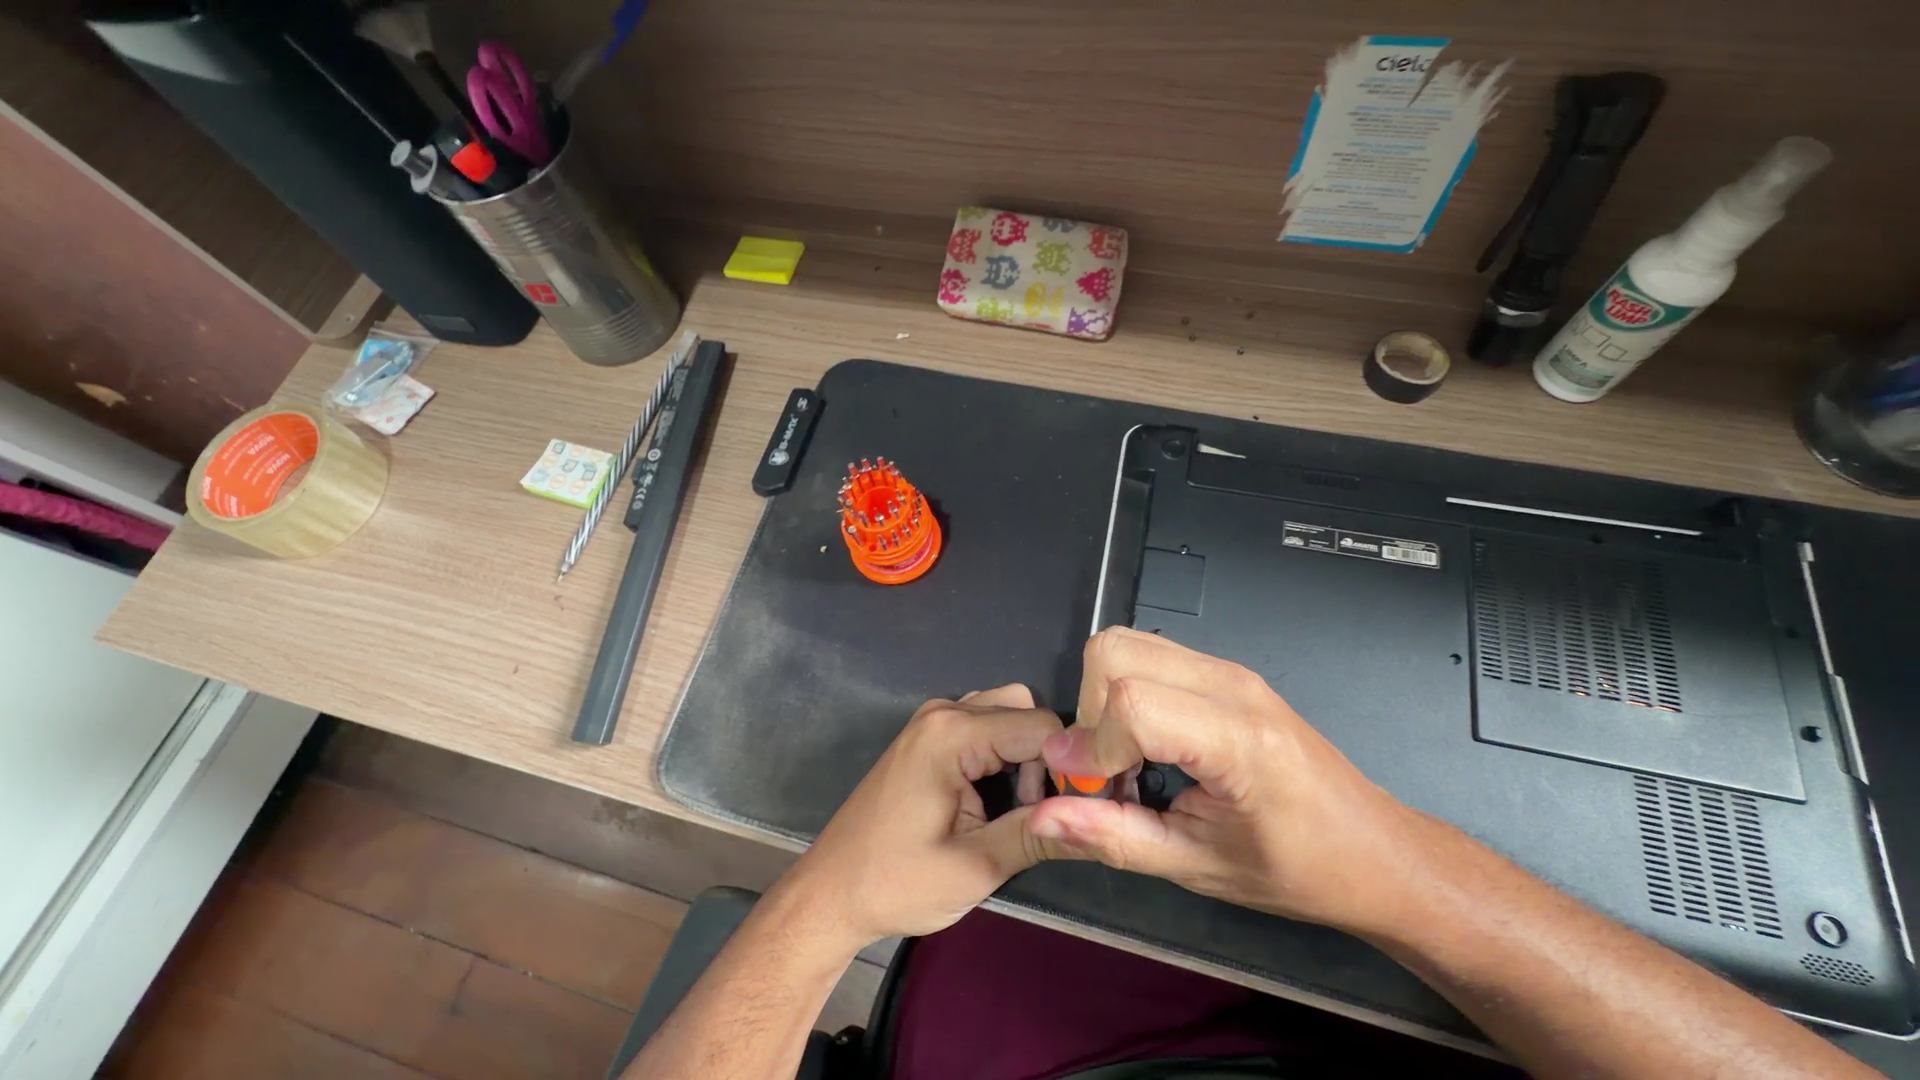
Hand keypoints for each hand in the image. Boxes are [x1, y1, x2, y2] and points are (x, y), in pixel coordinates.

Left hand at [780, 685, 1062, 948]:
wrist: (832, 893)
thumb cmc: (896, 883)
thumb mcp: (975, 866)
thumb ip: (1038, 835)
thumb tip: (1105, 823)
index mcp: (952, 735)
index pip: (1042, 725)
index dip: (1072, 766)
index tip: (1084, 809)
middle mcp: (943, 712)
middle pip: (1026, 710)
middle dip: (1048, 757)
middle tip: (1043, 812)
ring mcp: (933, 721)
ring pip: (1007, 714)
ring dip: (1027, 755)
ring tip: (1021, 810)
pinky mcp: (929, 737)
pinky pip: (985, 726)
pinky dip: (1004, 753)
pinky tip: (998, 799)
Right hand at [1029, 627, 1430, 934]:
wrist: (1374, 850)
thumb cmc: (1299, 870)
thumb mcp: (1200, 867)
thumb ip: (1115, 838)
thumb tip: (1045, 816)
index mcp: (1239, 740)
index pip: (1132, 702)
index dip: (1091, 746)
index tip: (1083, 790)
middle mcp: (1232, 685)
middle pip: (1113, 651)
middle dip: (1088, 711)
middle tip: (1104, 773)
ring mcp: (1229, 670)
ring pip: (1125, 643)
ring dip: (1101, 699)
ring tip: (1124, 761)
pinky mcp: (1225, 672)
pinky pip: (1149, 656)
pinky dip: (1123, 691)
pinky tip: (1145, 746)